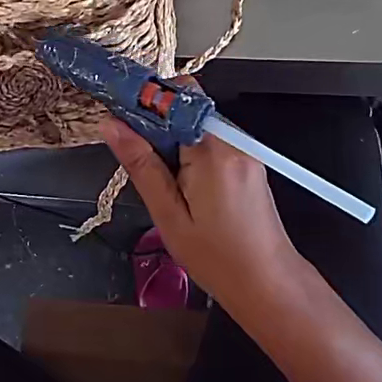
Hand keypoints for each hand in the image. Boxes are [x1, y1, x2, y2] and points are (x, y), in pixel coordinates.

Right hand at [100, 114, 307, 315]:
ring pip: (198, 122)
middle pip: (187, 106)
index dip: (145, 101)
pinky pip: (212, 138)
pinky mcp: (249, 160)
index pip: (177, 97)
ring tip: (165, 179)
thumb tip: (113, 127)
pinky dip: (192, 149)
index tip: (122, 117)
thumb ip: (141, 165)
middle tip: (139, 156)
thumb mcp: (168, 215)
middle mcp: (234, 143)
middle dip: (158, 123)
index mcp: (213, 152)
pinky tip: (184, 183)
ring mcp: (245, 150)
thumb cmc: (220, 259)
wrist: (268, 284)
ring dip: (174, 138)